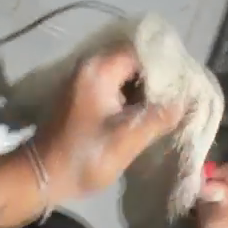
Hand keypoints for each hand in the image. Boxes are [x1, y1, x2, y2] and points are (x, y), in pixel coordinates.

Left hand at [31, 45, 184, 202]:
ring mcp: (82, 80)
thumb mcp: (127, 139)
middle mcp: (89, 67)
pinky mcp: (80, 95)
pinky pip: (110, 85)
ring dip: (141, 88)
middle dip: (154, 78)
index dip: (163, 67)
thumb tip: (184, 101)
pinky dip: (127, 95)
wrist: (43, 175)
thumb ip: (158, 117)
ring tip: (163, 105)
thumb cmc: (85, 155)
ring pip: (121, 74)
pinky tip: (142, 112)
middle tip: (176, 95)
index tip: (182, 84)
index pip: (139, 52)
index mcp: (99, 70)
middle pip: (130, 60)